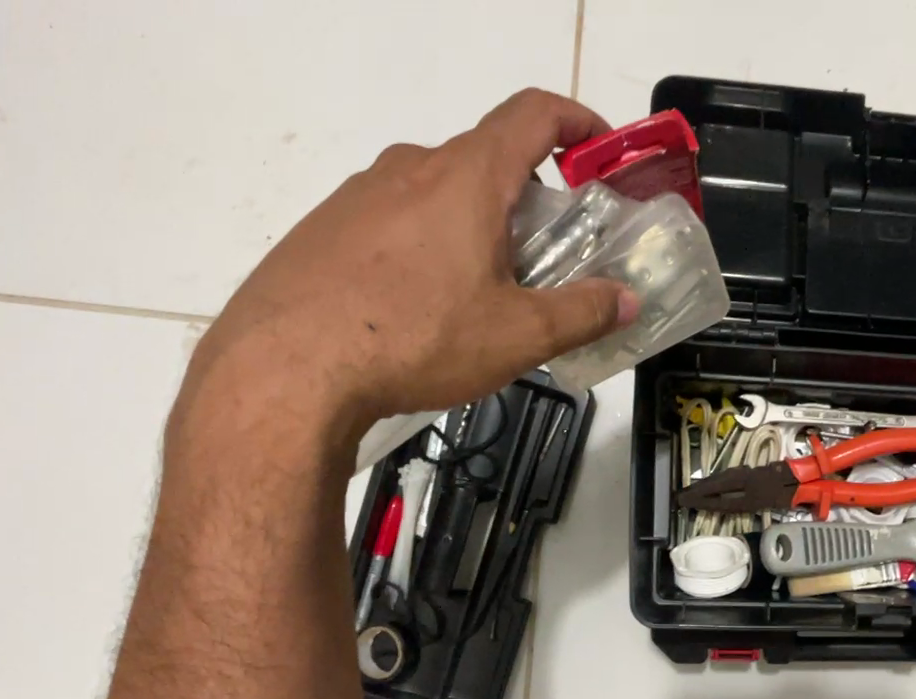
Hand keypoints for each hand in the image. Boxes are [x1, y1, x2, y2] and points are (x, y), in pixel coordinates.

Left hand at [181, 88, 638, 449]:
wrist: (287, 366)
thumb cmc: (417, 337)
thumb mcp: (518, 335)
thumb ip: (583, 313)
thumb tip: (627, 301)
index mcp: (467, 178)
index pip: (533, 114)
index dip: (578, 121)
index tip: (603, 150)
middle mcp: (412, 168)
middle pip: (488, 159)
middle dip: (532, 198)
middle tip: (551, 257)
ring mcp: (362, 193)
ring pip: (441, 192)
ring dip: (480, 224)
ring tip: (489, 291)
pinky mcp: (328, 226)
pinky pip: (399, 219)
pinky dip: (433, 243)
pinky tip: (429, 304)